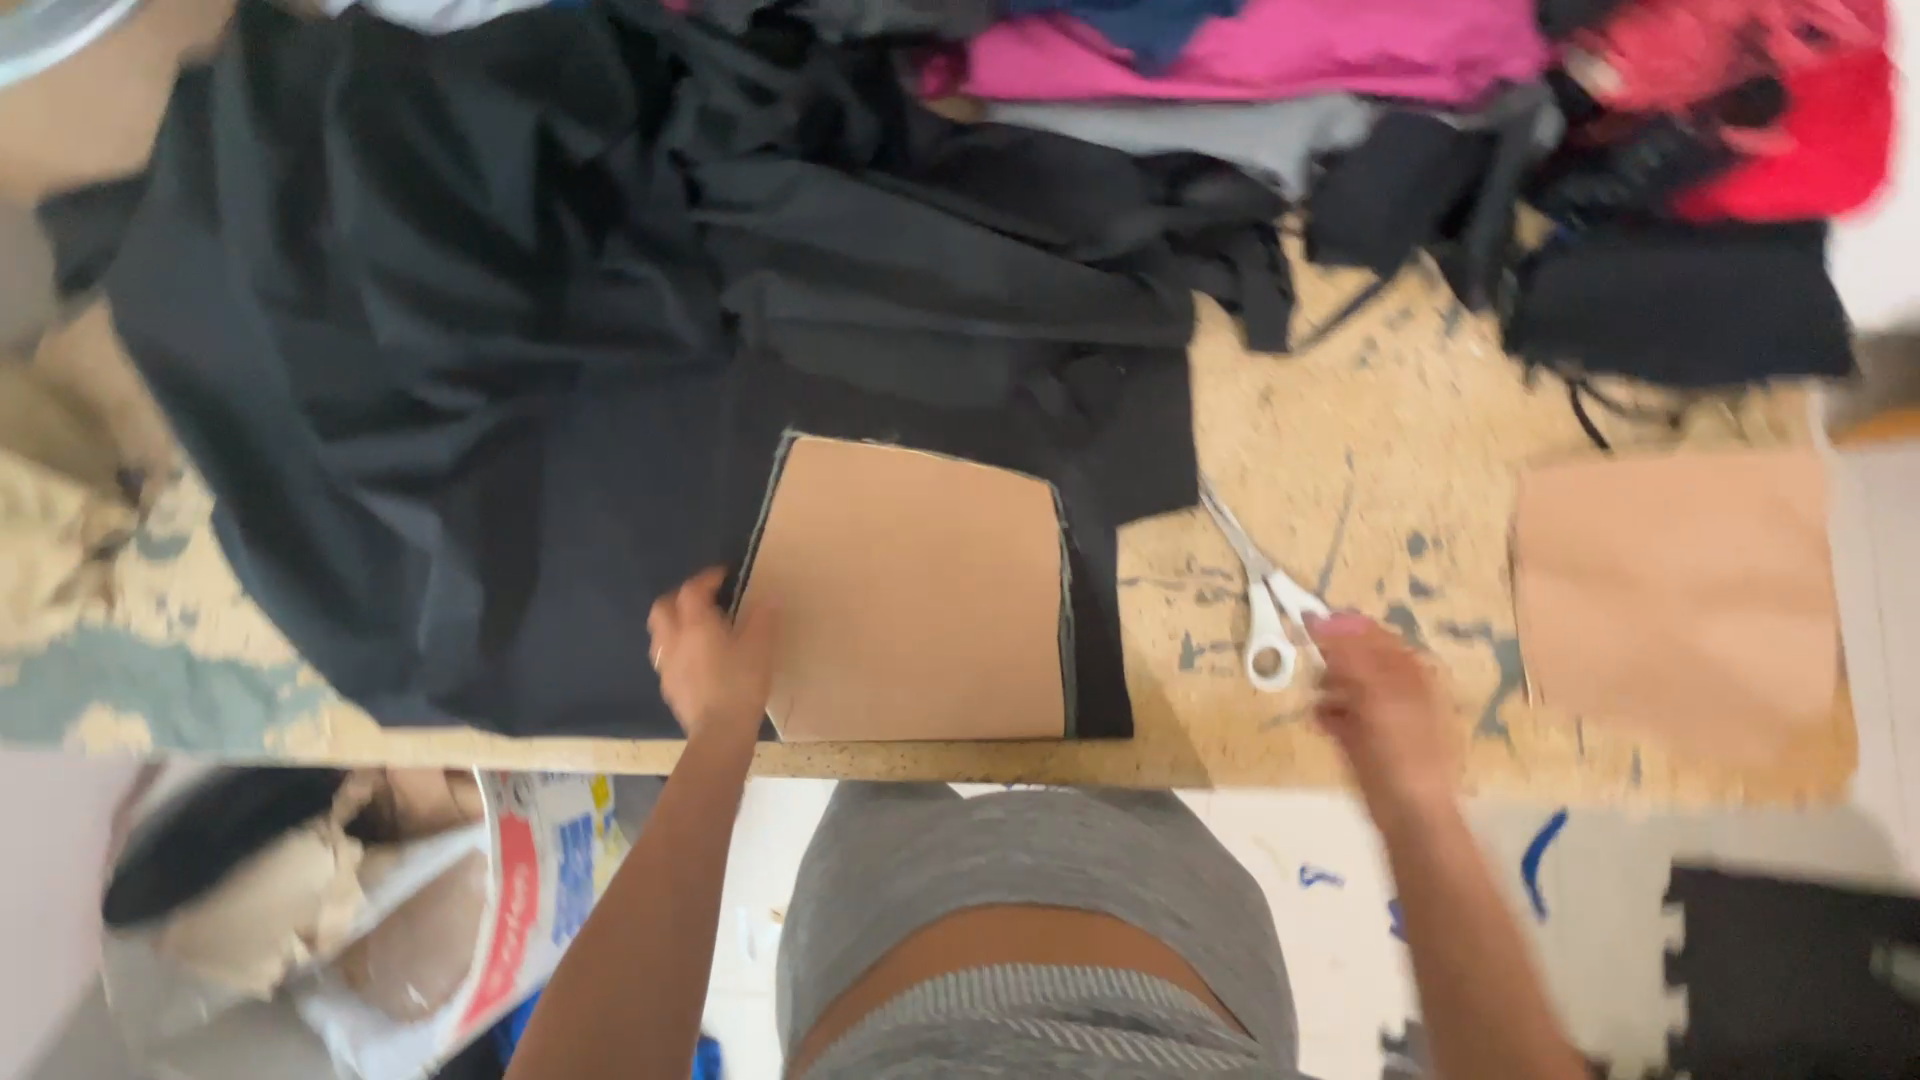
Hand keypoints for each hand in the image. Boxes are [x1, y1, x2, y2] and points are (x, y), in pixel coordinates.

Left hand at [647, 568, 777, 742]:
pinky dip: (676, 647)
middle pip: (663, 607)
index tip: (723, 575)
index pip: (692, 590)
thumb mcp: (761, 648)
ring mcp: (667, 664)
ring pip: (659, 632)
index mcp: (696, 624)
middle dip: (680, 596)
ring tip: (695, 625)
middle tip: (702, 598)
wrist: (720, 731)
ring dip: (674, 621)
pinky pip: (665, 656)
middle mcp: (674, 639)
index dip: (707, 578)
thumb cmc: (741, 684)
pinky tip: (695, 657)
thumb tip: (770, 598)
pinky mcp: (668, 686)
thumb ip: (764, 619)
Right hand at [1306, 613, 1459, 818]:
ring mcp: (1379, 714)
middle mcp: (1396, 688)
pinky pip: (1337, 714)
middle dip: (1332, 664)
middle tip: (1320, 673)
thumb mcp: (1377, 695)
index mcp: (1410, 673)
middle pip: (1354, 659)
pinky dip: (1327, 715)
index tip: (1308, 623)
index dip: (1342, 627)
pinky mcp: (1362, 737)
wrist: (1408, 812)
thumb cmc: (1401, 750)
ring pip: (1342, 686)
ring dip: (1326, 690)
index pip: (1373, 635)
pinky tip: (1324, 725)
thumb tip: (1322, 618)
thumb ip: (1350, 655)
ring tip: (1323, 703)